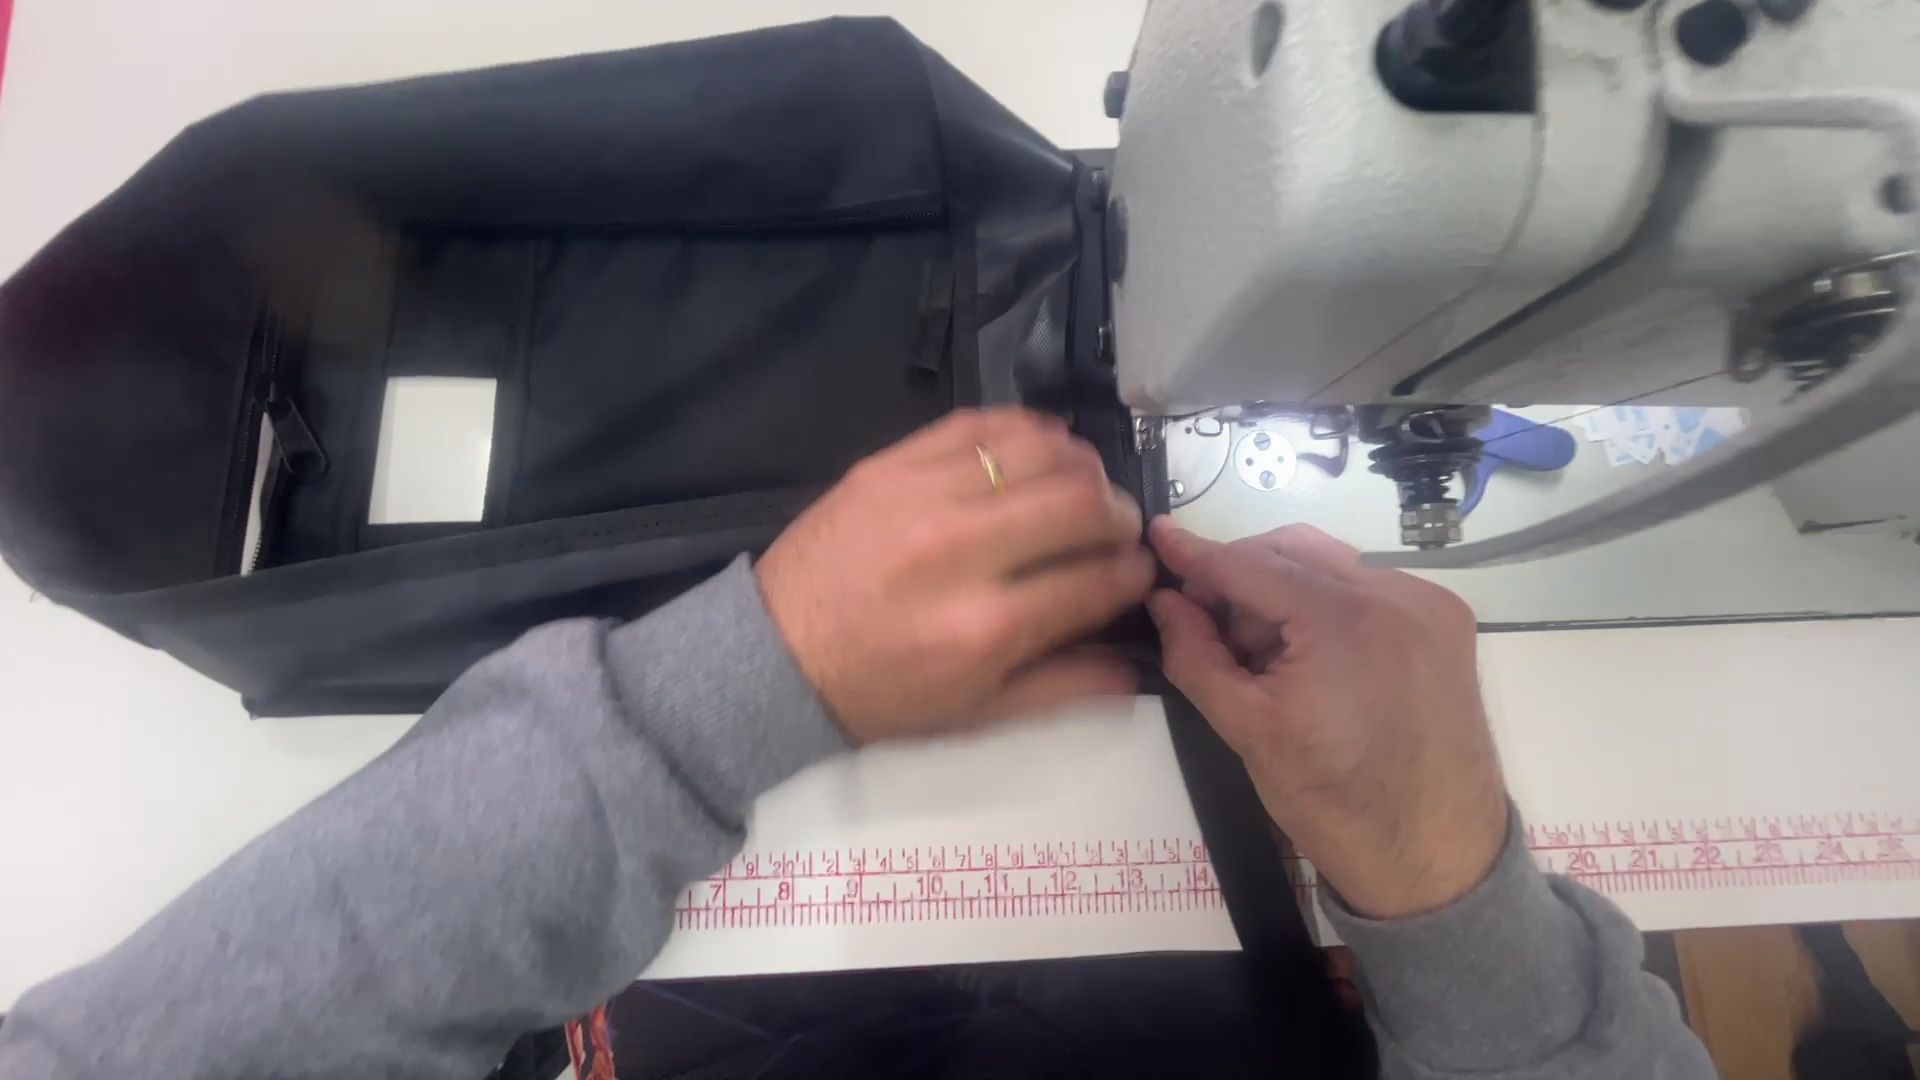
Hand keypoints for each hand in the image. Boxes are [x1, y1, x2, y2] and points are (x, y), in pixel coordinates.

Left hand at [756, 408, 1154, 743]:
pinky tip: (1039, 446)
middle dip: (1119, 513)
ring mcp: (921, 496)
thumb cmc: (880, 693)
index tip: (1138, 569)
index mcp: (987, 627)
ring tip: (1084, 484)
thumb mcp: (975, 713)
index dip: (1134, 572)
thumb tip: (1136, 664)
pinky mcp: (889, 464)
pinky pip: (978, 423)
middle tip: (1118, 525)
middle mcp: (961, 551)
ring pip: (1037, 450)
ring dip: (1080, 464)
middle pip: (1078, 504)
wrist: (777, 654)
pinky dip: (1024, 429)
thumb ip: (1064, 687)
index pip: (1096, 580)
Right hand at [1147, 518, 1507, 918]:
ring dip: (1278, 588)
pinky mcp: (1445, 621)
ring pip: (1326, 562)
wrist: (1435, 860)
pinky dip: (1320, 602)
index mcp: (1346, 620)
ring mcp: (1428, 603)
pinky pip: (1362, 584)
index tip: (1158, 535)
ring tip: (1262, 651)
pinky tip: (1307, 653)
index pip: (1250, 565)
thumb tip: (1163, 600)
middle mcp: (1397, 593)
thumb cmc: (1333, 802)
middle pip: (1290, 550)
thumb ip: (1193, 652)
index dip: (1196, 552)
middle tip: (1206, 624)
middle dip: (1238, 576)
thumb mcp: (1245, 727)